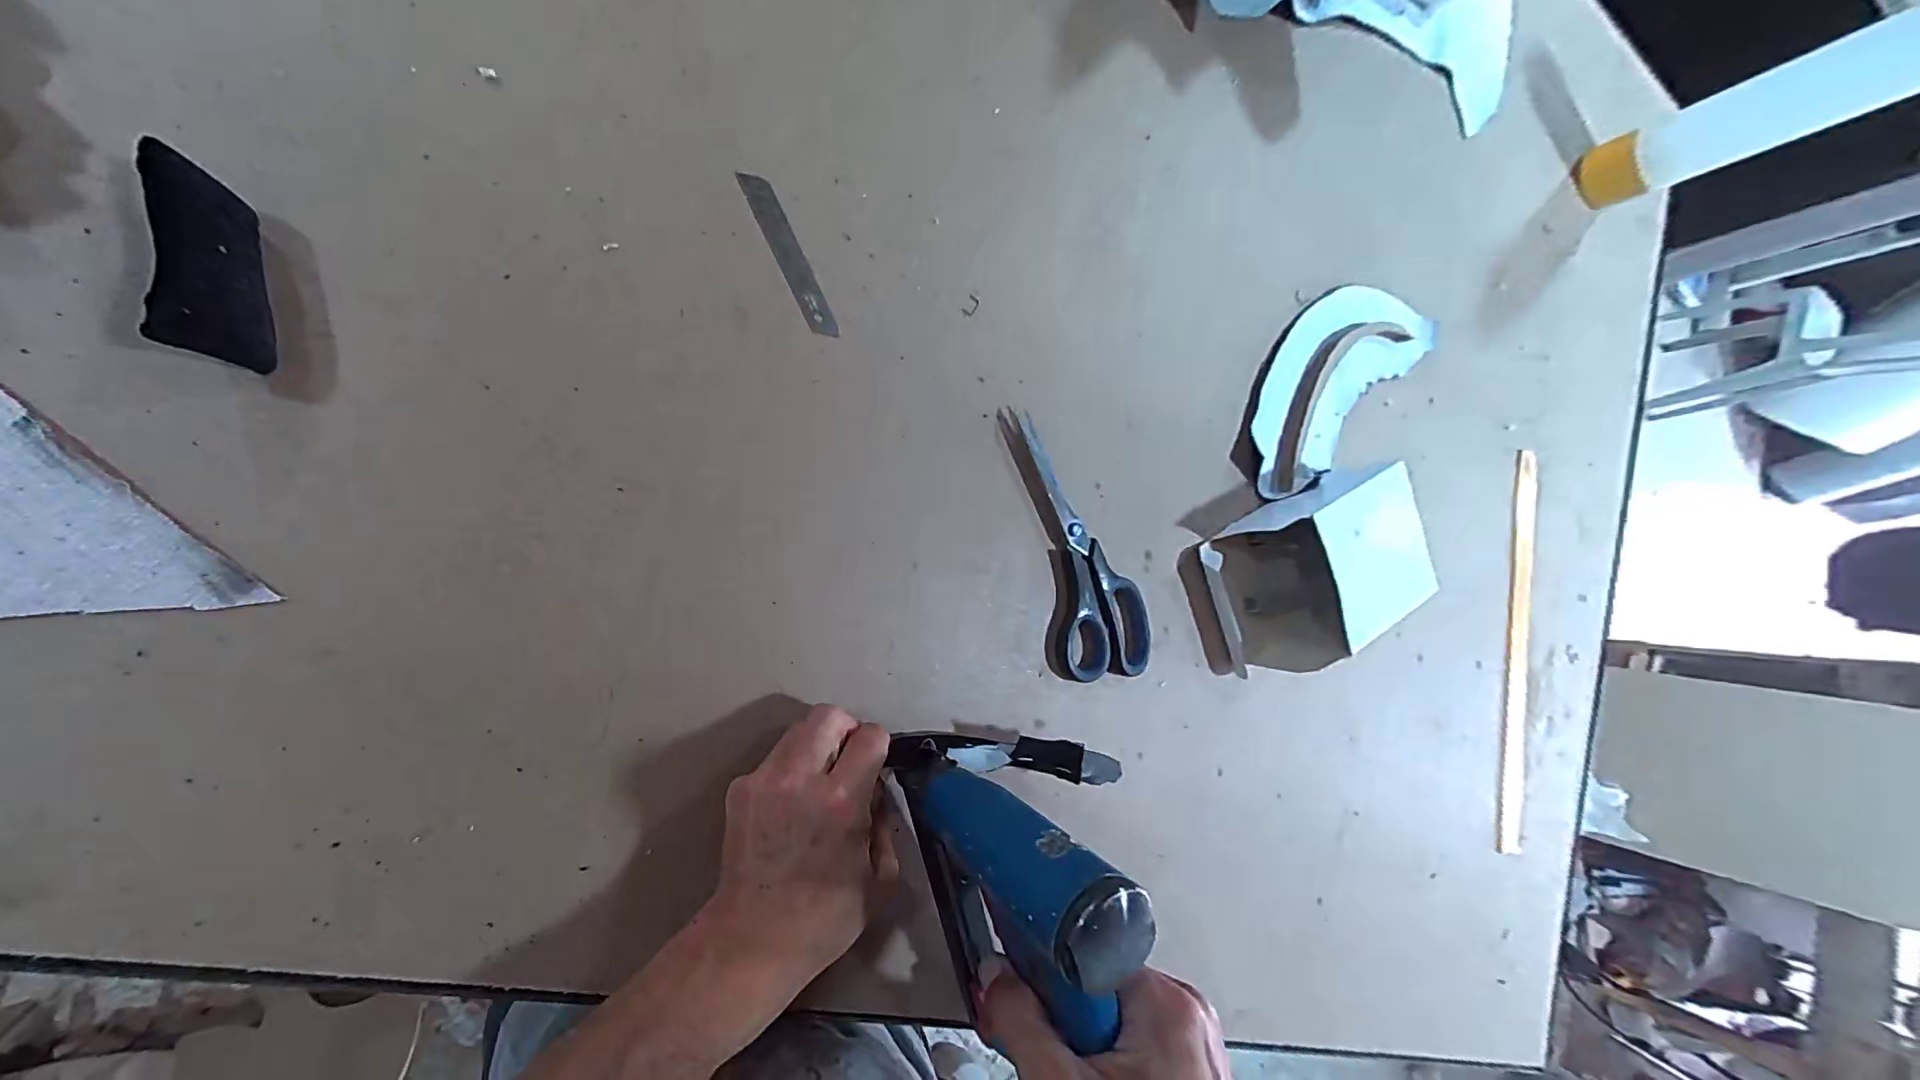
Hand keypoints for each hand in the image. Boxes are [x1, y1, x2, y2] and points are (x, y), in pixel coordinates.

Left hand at [700, 704, 900, 993]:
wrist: (751, 941)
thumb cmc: (825, 917)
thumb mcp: (881, 878)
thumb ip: (885, 823)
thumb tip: (876, 791)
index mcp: (841, 800)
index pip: (870, 735)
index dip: (879, 746)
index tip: (876, 768)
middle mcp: (800, 778)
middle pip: (829, 716)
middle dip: (847, 729)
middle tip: (850, 761)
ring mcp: (764, 780)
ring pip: (798, 730)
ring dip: (817, 745)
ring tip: (819, 781)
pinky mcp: (740, 789)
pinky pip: (775, 758)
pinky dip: (790, 767)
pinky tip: (791, 803)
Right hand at [980, 964, 1231, 1079]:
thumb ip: (1021, 1021)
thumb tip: (995, 975)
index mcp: (1166, 1000)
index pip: (1083, 954)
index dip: (1044, 979)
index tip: (1019, 991)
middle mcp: (1187, 1012)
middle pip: (1095, 986)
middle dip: (1066, 1020)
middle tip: (1060, 1064)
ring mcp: (1192, 1043)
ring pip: (1112, 1017)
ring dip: (1084, 1046)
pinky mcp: (1189, 1069)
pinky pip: (1134, 1042)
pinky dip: (1108, 1063)